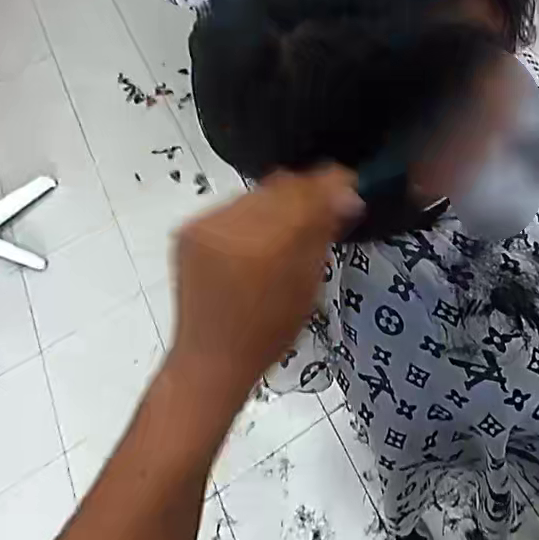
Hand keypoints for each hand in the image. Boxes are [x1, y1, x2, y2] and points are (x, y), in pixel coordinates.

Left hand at [168, 166, 361, 396]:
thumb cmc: (268, 331)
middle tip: (328, 203)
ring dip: (282, 200)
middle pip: (281, 186)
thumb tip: (346, 194)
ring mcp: (204, 228)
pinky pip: (234, 205)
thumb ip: (323, 231)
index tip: (350, 182)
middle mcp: (229, 228)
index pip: (305, 193)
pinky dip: (255, 212)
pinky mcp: (188, 231)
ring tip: (294, 222)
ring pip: (258, 192)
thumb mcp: (308, 283)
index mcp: (265, 246)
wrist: (213, 357)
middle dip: (308, 191)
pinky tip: (263, 233)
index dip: (332, 183)